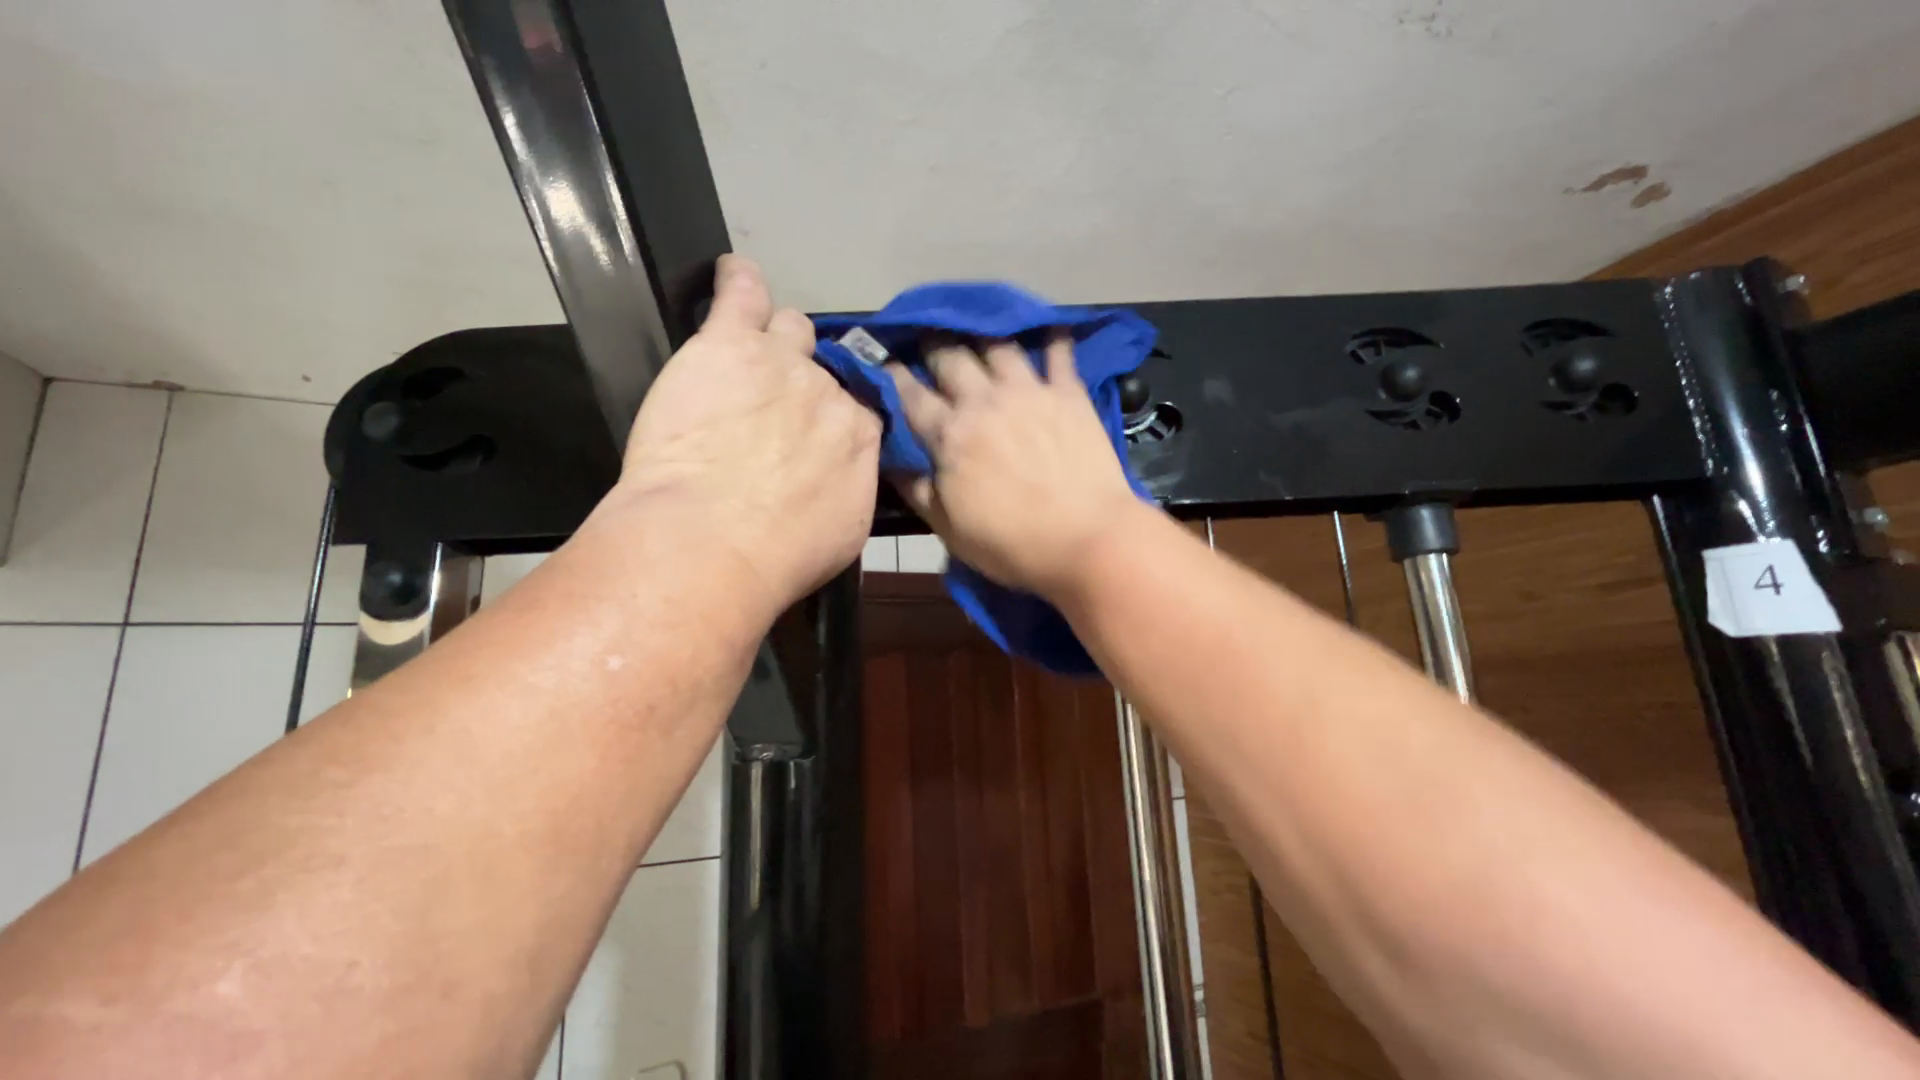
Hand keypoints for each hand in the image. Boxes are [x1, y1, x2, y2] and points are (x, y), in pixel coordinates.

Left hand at [614, 255, 880, 614]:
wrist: (712, 540)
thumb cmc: (778, 556)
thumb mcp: (841, 533)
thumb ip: (850, 489)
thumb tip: (844, 477)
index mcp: (860, 436)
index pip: (856, 407)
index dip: (832, 417)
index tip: (813, 432)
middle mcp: (829, 391)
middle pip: (824, 367)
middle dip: (805, 380)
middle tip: (774, 404)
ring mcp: (781, 361)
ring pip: (790, 327)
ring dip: (776, 336)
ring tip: (753, 345)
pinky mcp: (728, 343)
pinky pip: (740, 293)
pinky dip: (738, 282)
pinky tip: (732, 276)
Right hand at [887, 337, 1141, 598]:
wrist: (1088, 539)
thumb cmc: (1013, 544)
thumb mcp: (950, 530)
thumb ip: (919, 492)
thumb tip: (893, 465)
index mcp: (949, 436)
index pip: (911, 397)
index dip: (893, 377)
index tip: (884, 363)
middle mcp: (984, 402)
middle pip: (950, 358)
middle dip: (933, 344)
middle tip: (927, 336)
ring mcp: (1028, 392)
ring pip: (997, 346)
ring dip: (982, 334)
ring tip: (976, 326)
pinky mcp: (1068, 393)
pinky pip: (1059, 353)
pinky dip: (1052, 336)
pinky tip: (1048, 324)